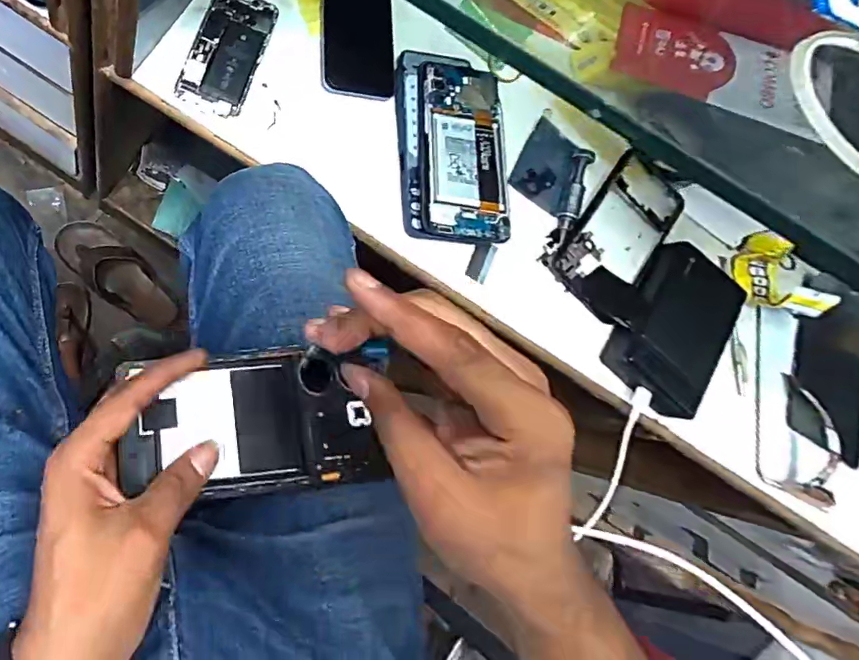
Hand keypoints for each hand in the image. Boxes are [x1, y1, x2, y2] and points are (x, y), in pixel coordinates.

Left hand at [13, 349, 218, 659]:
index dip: (164, 373)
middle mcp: (75, 462)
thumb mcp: (145, 533)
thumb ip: (177, 483)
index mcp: (76, 458)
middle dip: (161, 391)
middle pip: (122, 411)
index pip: (125, 400)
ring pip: (127, 437)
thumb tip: (207, 447)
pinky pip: (129, 464)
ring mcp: (84, 485)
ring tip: (196, 406)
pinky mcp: (95, 506)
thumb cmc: (95, 595)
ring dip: (161, 423)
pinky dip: (156, 454)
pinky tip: (180, 451)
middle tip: (199, 376)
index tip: (197, 358)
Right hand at [308, 270, 641, 658]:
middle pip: (446, 325)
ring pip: (439, 326)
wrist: (531, 572)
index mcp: (526, 413)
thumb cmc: (490, 541)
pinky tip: (362, 336)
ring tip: (333, 327)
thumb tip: (355, 369)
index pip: (455, 348)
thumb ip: (394, 421)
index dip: (399, 315)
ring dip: (385, 322)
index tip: (355, 286)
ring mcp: (508, 377)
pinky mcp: (487, 380)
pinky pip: (438, 345)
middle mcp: (524, 381)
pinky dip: (397, 339)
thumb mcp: (433, 490)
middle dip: (382, 317)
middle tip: (327, 328)